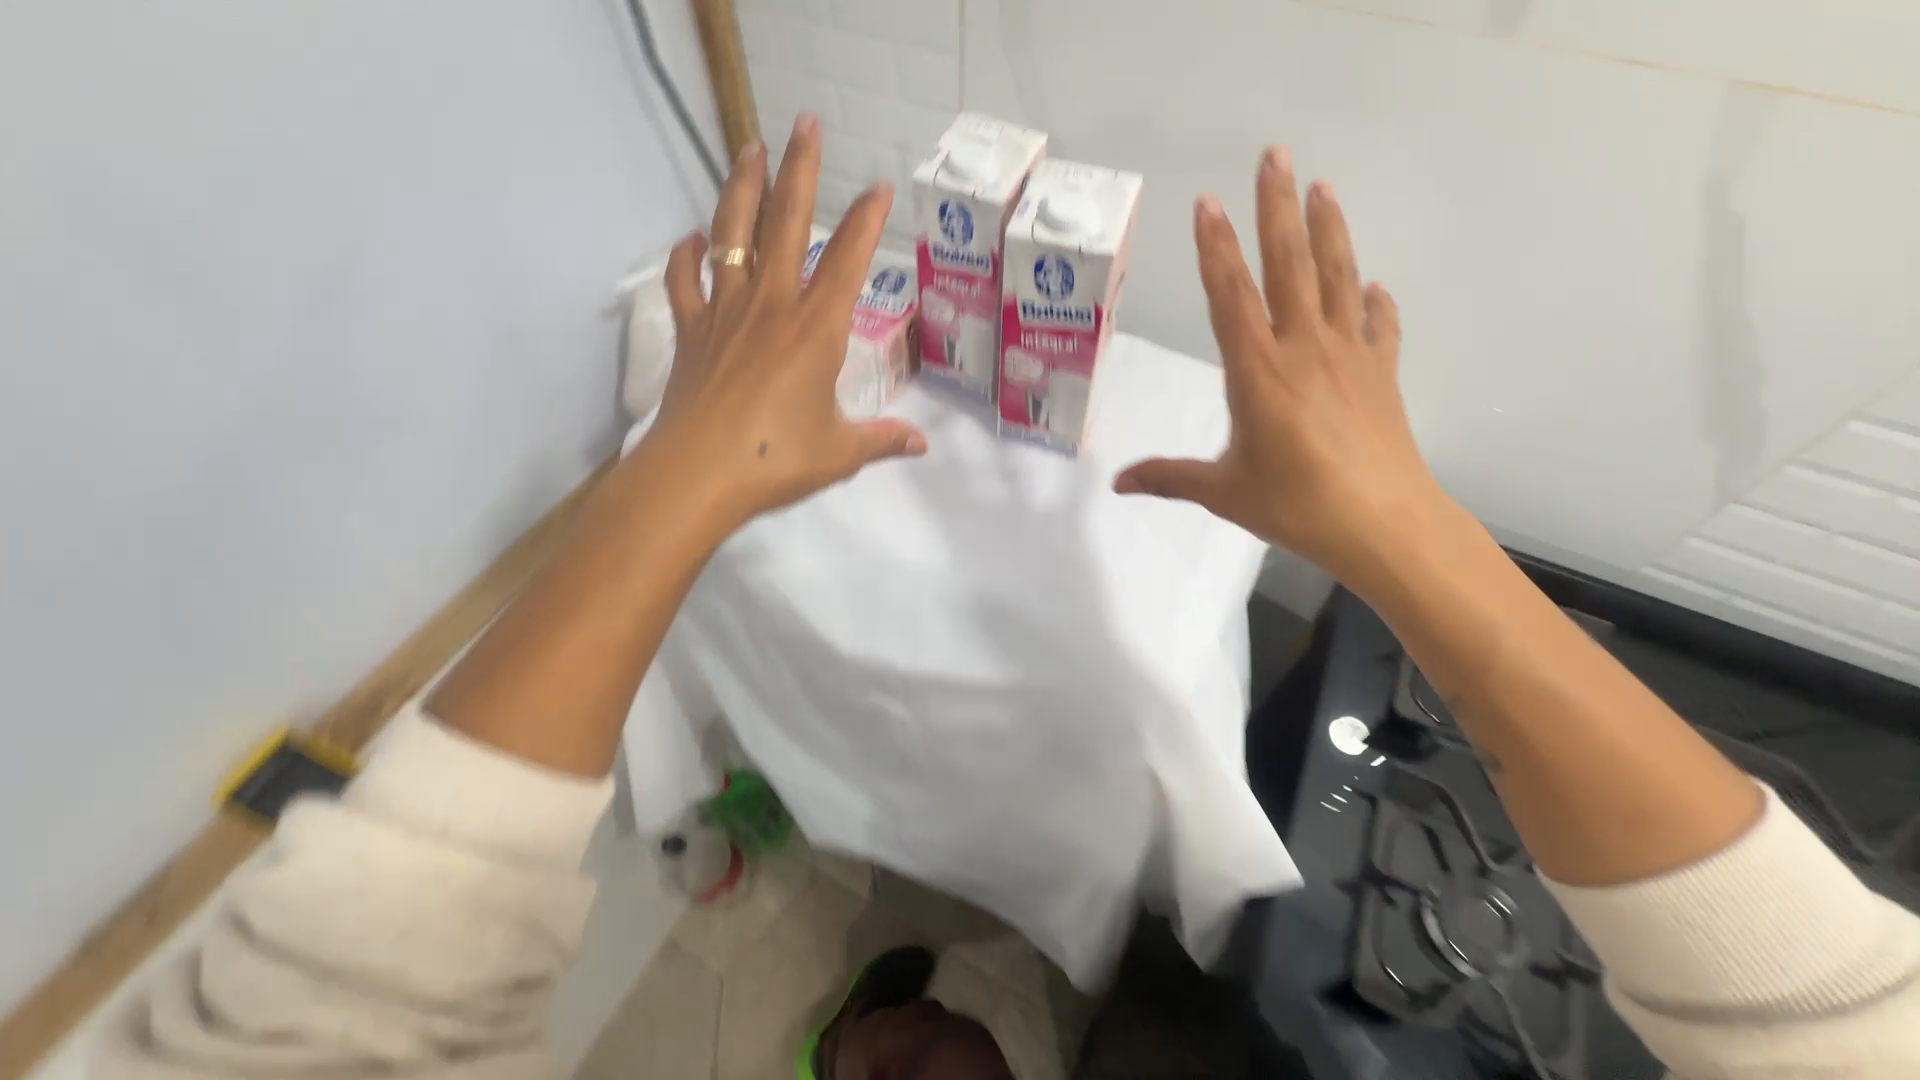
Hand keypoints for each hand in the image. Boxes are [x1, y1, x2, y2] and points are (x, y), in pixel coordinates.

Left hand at [638, 114, 926, 531]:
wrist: (697, 474)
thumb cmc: (777, 460)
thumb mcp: (841, 452)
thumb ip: (882, 440)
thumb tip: (921, 444)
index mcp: (818, 328)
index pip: (849, 259)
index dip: (867, 219)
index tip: (878, 186)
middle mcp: (772, 305)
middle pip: (787, 222)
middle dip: (800, 169)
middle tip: (805, 123)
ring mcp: (726, 312)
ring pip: (733, 234)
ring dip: (742, 187)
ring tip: (749, 147)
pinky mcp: (690, 331)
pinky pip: (685, 281)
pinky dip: (688, 256)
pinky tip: (693, 239)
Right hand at [1114, 147, 1443, 582]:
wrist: (1383, 523)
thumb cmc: (1295, 505)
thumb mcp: (1223, 492)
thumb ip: (1169, 478)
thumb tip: (1116, 483)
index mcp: (1257, 371)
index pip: (1231, 295)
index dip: (1217, 247)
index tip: (1208, 202)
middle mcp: (1303, 348)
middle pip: (1289, 264)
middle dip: (1278, 207)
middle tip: (1276, 155)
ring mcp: (1348, 355)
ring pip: (1338, 278)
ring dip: (1328, 230)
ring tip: (1323, 187)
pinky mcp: (1380, 373)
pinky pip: (1378, 326)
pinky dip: (1375, 302)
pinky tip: (1373, 286)